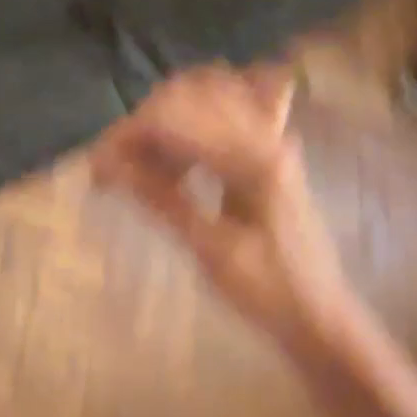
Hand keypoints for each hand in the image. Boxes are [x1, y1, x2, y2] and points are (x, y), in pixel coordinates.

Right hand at [90, 65, 355, 352]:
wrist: (321, 318)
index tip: (96, 166)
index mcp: (255, 160)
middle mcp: (265, 138)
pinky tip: (169, 158)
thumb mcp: (210, 249)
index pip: (174, 120)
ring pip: (201, 99)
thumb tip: (107, 166)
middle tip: (110, 166)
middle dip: (140, 124)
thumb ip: (161, 199)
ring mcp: (269, 141)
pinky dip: (187, 124)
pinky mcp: (266, 152)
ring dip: (161, 122)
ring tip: (136, 163)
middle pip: (185, 98)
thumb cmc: (269, 291)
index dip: (127, 136)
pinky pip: (221, 114)